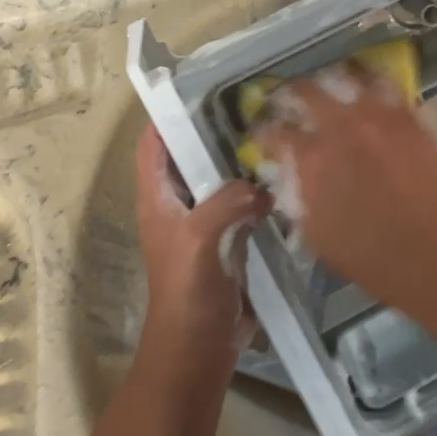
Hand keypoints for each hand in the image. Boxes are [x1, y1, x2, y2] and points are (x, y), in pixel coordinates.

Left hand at [133, 125, 270, 364]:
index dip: (169, 113)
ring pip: (219, 177)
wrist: (200, 350)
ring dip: (240, 159)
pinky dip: (257, 189)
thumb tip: (260, 188)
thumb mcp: (201, 240)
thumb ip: (227, 203)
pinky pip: (241, 202)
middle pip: (191, 154)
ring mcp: (203, 221)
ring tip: (273, 131)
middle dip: (215, 129)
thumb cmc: (188, 292)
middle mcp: (177, 202)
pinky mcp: (228, 239)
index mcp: (157, 197)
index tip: (202, 85)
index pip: (153, 142)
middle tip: (252, 102)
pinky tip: (283, 177)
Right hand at [256, 65, 436, 303]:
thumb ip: (296, 196)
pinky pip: (381, 84)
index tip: (261, 134)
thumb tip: (286, 174)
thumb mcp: (317, 235)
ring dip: (328, 82)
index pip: (274, 132)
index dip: (263, 131)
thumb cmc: (372, 258)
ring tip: (325, 88)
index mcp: (310, 159)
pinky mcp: (406, 114)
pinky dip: (367, 83)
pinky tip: (365, 90)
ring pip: (342, 78)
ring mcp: (375, 115)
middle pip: (304, 92)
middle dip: (290, 95)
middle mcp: (338, 126)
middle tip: (287, 101)